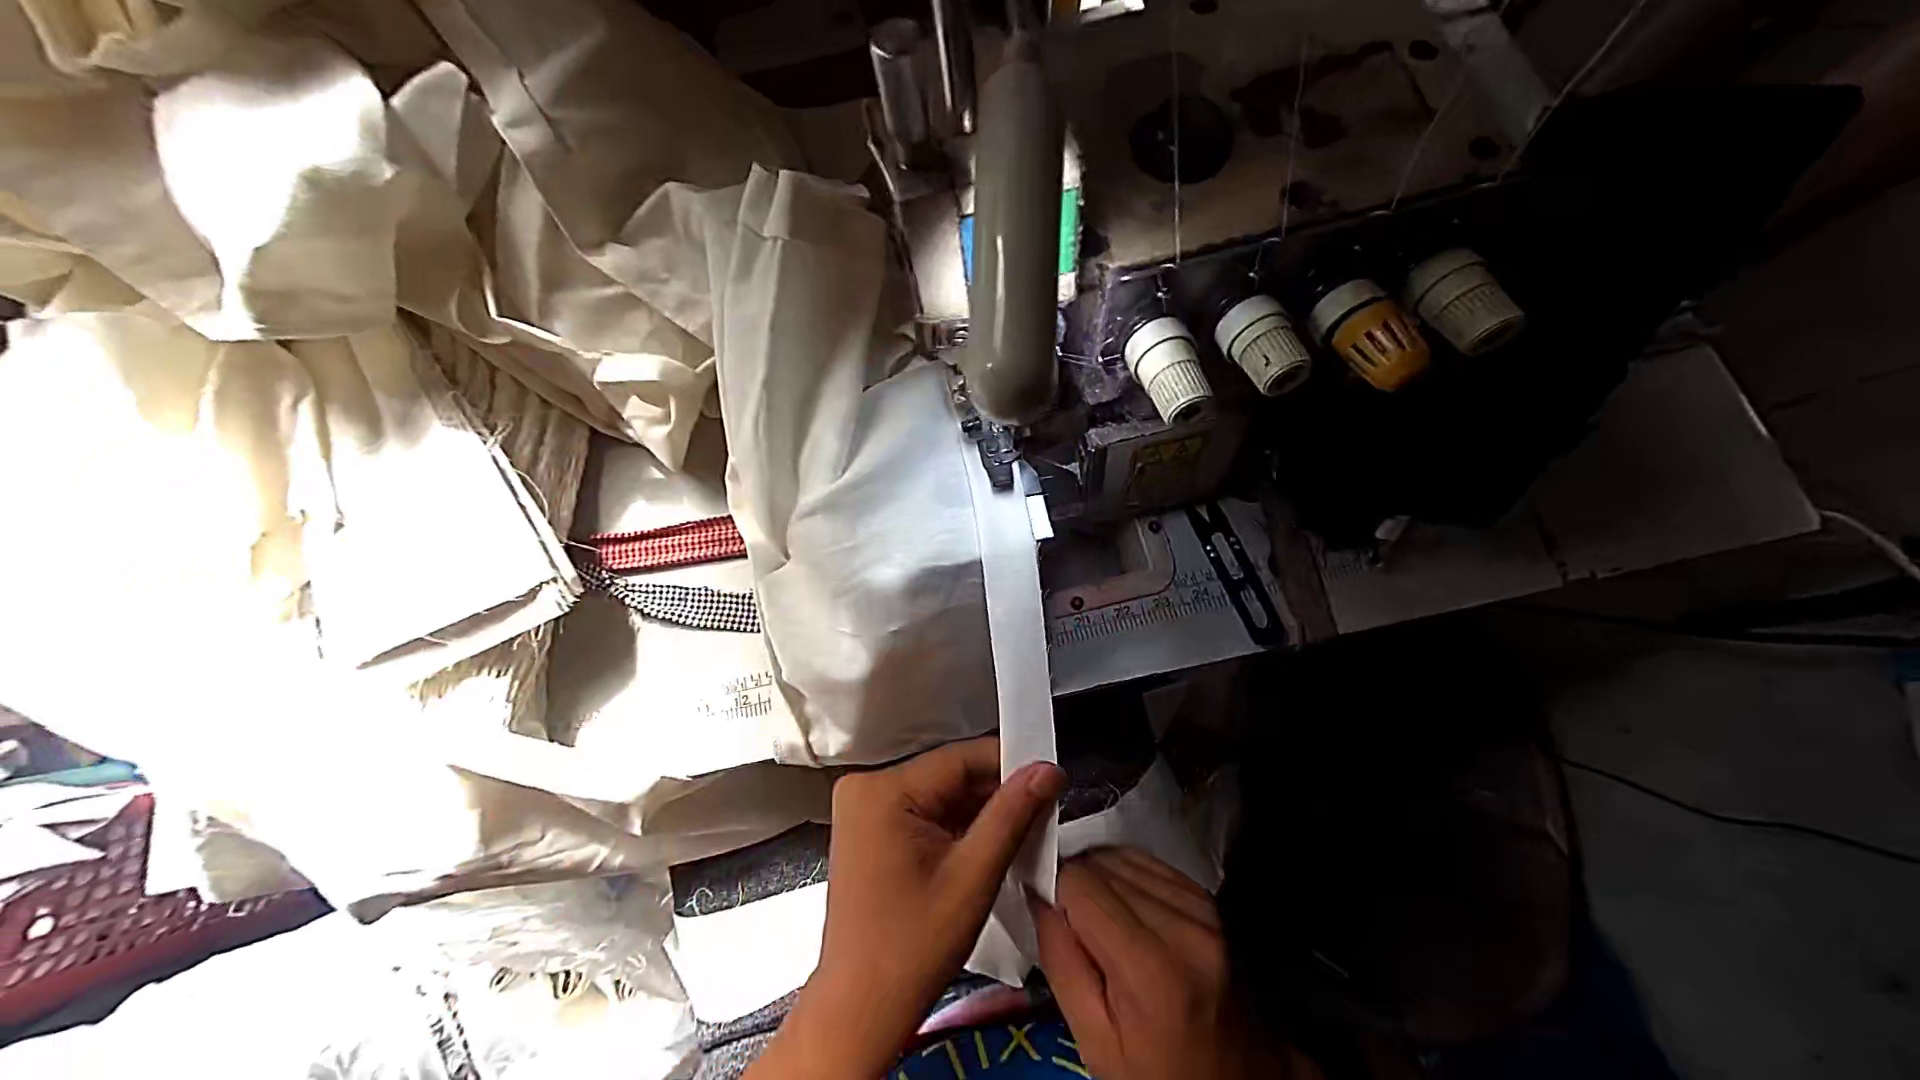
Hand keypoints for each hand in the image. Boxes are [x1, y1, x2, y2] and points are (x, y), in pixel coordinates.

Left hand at [747, 736, 1064, 1079]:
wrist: (861, 1010)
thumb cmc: (910, 950)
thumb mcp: (972, 877)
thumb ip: (1011, 815)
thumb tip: (1046, 771)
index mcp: (881, 791)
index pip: (959, 758)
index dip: (1009, 764)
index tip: (1050, 777)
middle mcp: (866, 789)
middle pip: (950, 775)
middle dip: (996, 793)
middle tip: (1042, 811)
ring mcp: (865, 810)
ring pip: (941, 794)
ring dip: (980, 812)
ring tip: (1021, 833)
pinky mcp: (870, 830)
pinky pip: (925, 812)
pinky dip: (957, 827)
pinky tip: (986, 846)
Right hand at [1031, 848, 1315, 1079]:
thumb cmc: (1160, 1075)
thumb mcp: (1097, 1043)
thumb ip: (1060, 961)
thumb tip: (1036, 894)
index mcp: (1152, 967)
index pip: (1079, 882)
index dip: (1055, 892)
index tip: (1049, 915)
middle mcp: (1184, 926)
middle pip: (1102, 864)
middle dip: (1077, 885)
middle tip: (1073, 925)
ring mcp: (1205, 911)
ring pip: (1125, 857)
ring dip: (1103, 878)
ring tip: (1102, 922)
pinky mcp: (1212, 903)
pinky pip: (1152, 865)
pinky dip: (1129, 877)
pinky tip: (1127, 911)